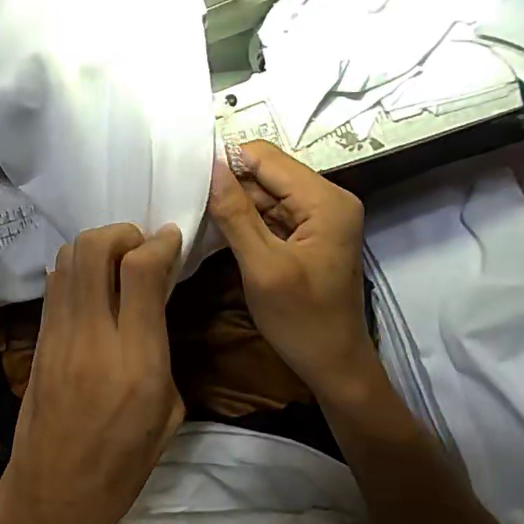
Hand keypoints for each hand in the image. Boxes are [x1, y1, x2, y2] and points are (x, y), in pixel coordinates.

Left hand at [0, 222, 185, 523]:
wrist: (51, 497)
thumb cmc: (122, 469)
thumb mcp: (167, 414)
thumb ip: (163, 351)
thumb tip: (156, 305)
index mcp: (137, 361)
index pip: (141, 271)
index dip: (160, 242)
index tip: (172, 238)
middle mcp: (93, 338)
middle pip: (94, 249)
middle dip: (122, 234)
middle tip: (140, 247)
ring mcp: (58, 337)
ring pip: (67, 260)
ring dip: (96, 246)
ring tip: (116, 262)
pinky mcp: (37, 342)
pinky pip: (54, 286)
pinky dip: (74, 269)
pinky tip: (92, 286)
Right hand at [207, 140, 378, 391]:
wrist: (335, 365)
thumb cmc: (302, 321)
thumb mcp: (262, 267)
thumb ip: (236, 214)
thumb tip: (212, 168)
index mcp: (325, 200)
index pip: (268, 158)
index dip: (228, 162)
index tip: (189, 177)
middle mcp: (328, 198)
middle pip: (268, 173)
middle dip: (230, 185)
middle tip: (188, 199)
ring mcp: (320, 216)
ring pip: (266, 193)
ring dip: (235, 204)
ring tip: (198, 215)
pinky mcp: (310, 234)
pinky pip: (272, 214)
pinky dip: (247, 220)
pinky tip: (219, 230)